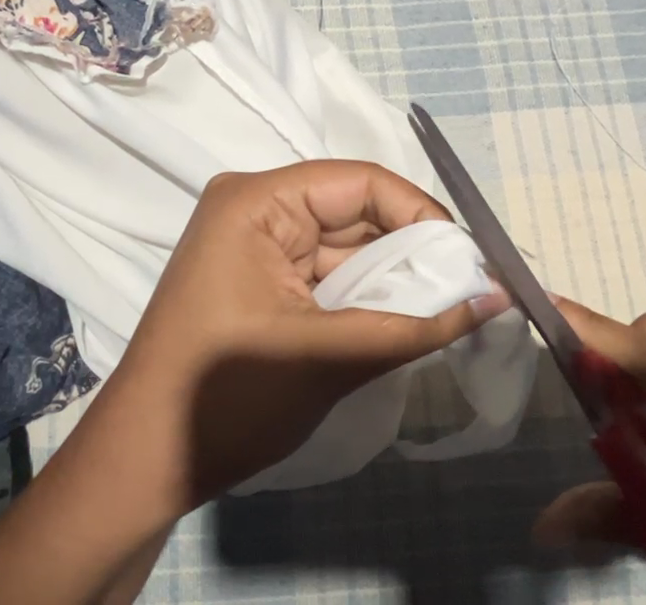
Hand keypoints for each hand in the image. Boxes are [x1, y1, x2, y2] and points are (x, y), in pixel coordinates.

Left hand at [113, 160, 505, 504]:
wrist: (146, 464)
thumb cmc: (230, 399)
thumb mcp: (330, 357)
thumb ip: (417, 324)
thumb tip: (499, 297)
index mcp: (258, 202)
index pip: (361, 182)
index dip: (421, 214)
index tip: (469, 263)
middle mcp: (255, 208)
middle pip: (355, 210)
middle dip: (412, 250)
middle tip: (470, 291)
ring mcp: (254, 245)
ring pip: (346, 245)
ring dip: (392, 278)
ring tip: (450, 309)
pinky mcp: (259, 280)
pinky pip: (326, 273)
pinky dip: (365, 296)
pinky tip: (405, 321)